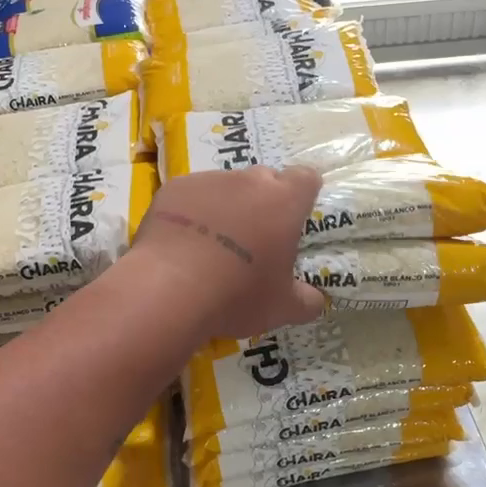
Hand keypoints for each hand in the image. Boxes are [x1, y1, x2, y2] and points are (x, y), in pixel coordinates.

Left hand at [126, 166, 325, 339]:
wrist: (169, 289)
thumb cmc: (239, 294)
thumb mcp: (282, 308)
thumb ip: (306, 301)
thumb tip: (316, 301)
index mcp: (285, 201)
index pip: (306, 178)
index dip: (303, 194)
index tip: (296, 215)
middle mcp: (249, 181)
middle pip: (264, 180)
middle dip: (264, 203)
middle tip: (255, 239)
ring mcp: (208, 181)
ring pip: (224, 188)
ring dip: (225, 208)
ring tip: (213, 246)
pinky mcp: (173, 189)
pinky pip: (189, 197)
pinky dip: (190, 214)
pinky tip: (182, 244)